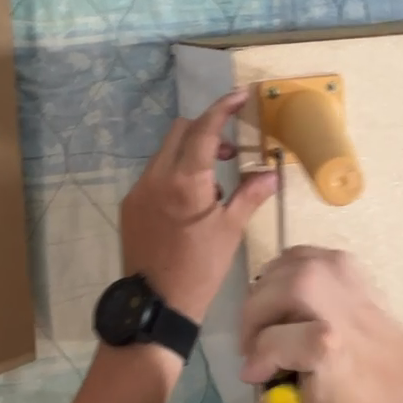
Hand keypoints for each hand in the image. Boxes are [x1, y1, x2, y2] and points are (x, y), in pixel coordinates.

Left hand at [120, 90, 279, 322]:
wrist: (156, 305)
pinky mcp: (130, 205)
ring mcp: (139, 190)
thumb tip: (272, 173)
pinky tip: (191, 202)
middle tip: (230, 152)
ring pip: (165, 152)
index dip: (221, 108)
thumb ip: (250, 195)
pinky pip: (154, 174)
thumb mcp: (230, 231)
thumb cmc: (200, 269)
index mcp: (184, 180)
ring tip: (214, 185)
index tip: (239, 97)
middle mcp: (156, 177)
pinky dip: (175, 173)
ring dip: (190, 153)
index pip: (203, 129)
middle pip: (179, 132)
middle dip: (205, 130)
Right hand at [241, 247, 402, 402]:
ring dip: (279, 280)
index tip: (254, 380)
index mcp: (339, 377)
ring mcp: (369, 313)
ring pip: (317, 264)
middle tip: (253, 344)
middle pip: (297, 284)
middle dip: (258, 308)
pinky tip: (296, 294)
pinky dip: (308, 265)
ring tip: (268, 314)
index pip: (280, 340)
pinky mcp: (380, 306)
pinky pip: (340, 263)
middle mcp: (353, 332)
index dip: (257, 357)